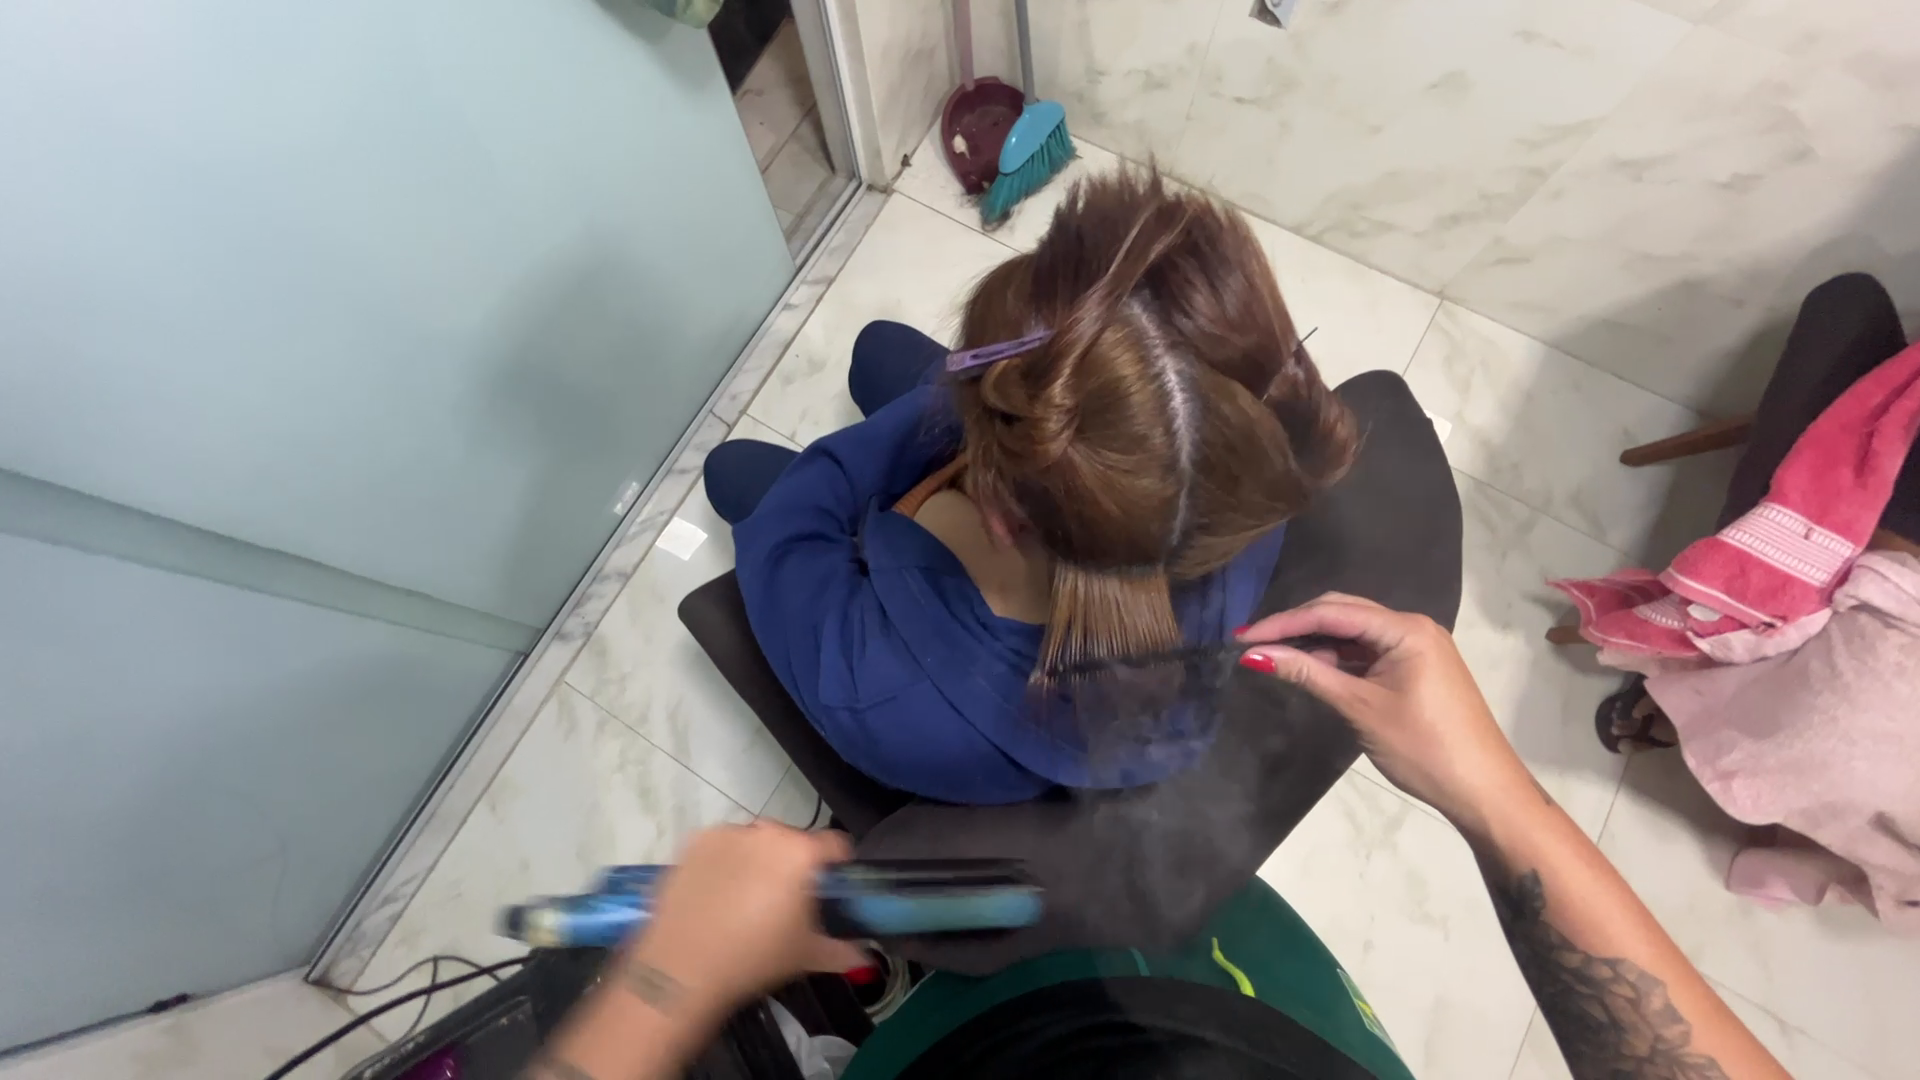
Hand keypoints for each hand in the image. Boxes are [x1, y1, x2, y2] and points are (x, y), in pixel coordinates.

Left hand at [616, 823, 867, 1016]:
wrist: (680, 971)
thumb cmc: (753, 959)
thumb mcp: (806, 957)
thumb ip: (843, 952)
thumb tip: (865, 958)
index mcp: (802, 853)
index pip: (836, 844)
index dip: (837, 864)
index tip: (830, 885)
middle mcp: (768, 831)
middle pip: (792, 840)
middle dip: (793, 863)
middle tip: (783, 898)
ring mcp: (729, 832)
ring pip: (755, 841)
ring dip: (758, 859)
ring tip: (744, 897)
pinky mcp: (696, 841)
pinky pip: (722, 845)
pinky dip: (724, 861)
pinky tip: (716, 892)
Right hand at [1237, 593, 1537, 828]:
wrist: (1486, 793)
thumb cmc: (1424, 748)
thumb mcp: (1359, 708)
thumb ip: (1307, 674)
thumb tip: (1252, 655)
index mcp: (1405, 629)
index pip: (1331, 613)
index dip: (1282, 623)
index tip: (1242, 636)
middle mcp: (1411, 627)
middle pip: (1340, 612)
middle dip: (1295, 625)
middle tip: (1252, 642)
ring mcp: (1415, 646)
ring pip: (1351, 631)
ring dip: (1313, 641)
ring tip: (1272, 655)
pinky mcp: (1414, 666)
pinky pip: (1365, 650)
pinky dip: (1335, 656)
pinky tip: (1308, 668)